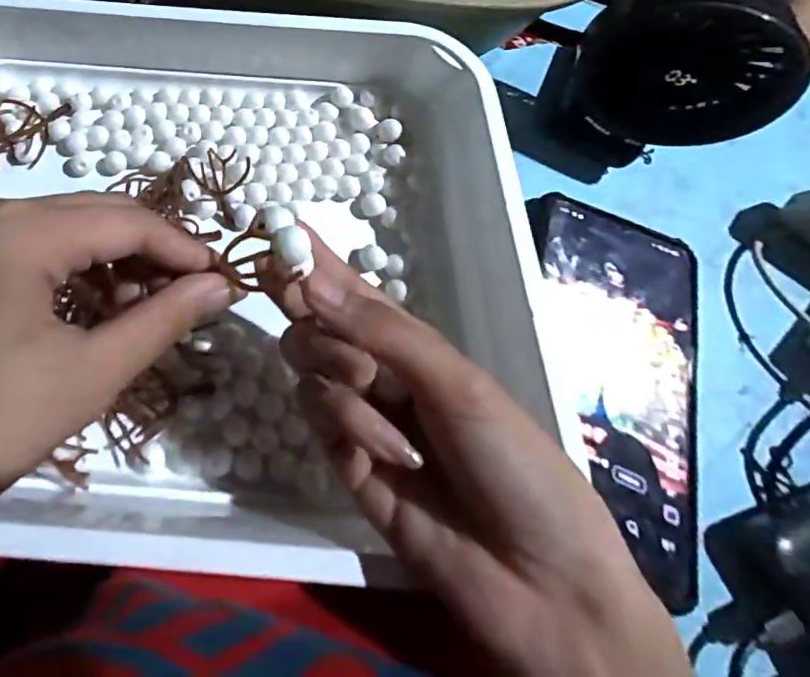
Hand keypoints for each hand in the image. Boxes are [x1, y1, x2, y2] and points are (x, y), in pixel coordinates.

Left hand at [0, 194, 243, 523]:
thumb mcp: (90, 372)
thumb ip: (162, 319)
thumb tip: (221, 287)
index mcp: (22, 228)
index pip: (126, 219)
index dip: (182, 247)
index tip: (224, 279)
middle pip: (97, 215)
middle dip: (151, 252)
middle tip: (196, 293)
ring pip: (68, 229)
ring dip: (115, 262)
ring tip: (150, 309)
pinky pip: (38, 248)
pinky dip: (77, 272)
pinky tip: (100, 309)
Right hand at [271, 235, 687, 676]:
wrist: (537, 582)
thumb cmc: (515, 463)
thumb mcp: (456, 384)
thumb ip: (380, 331)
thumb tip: (309, 282)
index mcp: (407, 341)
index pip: (345, 287)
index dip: (310, 257)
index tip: (272, 226)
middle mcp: (374, 370)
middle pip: (311, 325)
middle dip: (322, 332)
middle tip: (352, 358)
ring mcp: (356, 415)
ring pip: (307, 370)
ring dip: (342, 387)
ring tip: (390, 424)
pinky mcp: (342, 459)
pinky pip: (318, 419)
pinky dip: (350, 431)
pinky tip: (391, 461)